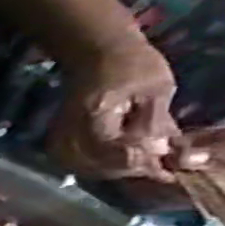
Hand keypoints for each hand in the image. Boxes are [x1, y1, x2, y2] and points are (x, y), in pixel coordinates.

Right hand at [50, 36, 180, 181]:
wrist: (96, 55)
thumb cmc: (132, 66)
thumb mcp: (157, 90)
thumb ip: (155, 123)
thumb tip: (160, 153)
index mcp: (94, 115)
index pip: (111, 150)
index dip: (139, 161)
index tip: (166, 164)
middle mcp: (69, 129)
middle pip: (94, 164)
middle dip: (127, 169)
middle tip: (157, 166)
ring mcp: (59, 136)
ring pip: (82, 166)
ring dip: (112, 170)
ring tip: (139, 164)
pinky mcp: (58, 139)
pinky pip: (75, 162)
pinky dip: (97, 166)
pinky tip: (116, 162)